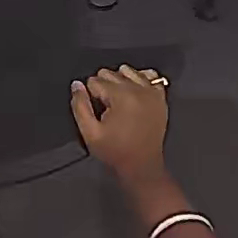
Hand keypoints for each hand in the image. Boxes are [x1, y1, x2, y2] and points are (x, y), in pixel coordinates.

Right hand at [71, 67, 188, 224]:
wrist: (142, 166)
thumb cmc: (116, 151)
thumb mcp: (90, 132)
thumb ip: (80, 106)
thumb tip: (77, 85)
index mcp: (121, 96)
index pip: (95, 81)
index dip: (90, 94)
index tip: (95, 110)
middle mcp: (138, 89)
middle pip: (112, 73)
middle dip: (103, 87)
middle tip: (104, 108)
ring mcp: (152, 92)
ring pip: (129, 71)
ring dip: (120, 81)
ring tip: (117, 101)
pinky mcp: (160, 98)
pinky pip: (150, 77)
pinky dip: (140, 80)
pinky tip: (134, 92)